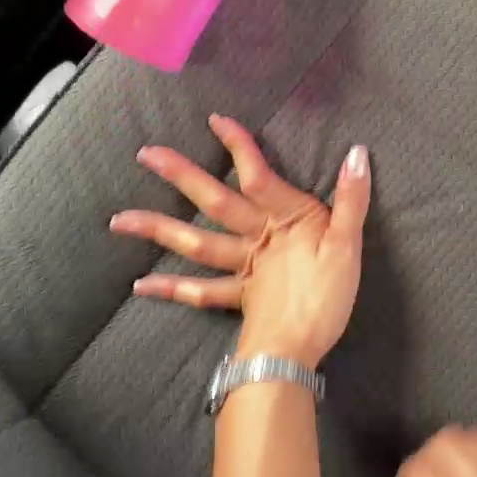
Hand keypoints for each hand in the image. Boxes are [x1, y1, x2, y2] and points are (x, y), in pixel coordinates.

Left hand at [110, 114, 370, 369]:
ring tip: (119, 220)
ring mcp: (242, 269)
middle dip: (181, 177)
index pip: (257, 175)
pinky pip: (201, 291)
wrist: (293, 356)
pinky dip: (171, 287)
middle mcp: (258, 239)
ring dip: (159, 228)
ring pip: (197, 243)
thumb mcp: (348, 245)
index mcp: (286, 220)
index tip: (214, 120)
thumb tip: (357, 152)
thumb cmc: (324, 299)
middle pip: (216, 202)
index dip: (237, 147)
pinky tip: (141, 284)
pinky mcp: (237, 298)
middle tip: (145, 156)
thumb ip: (352, 199)